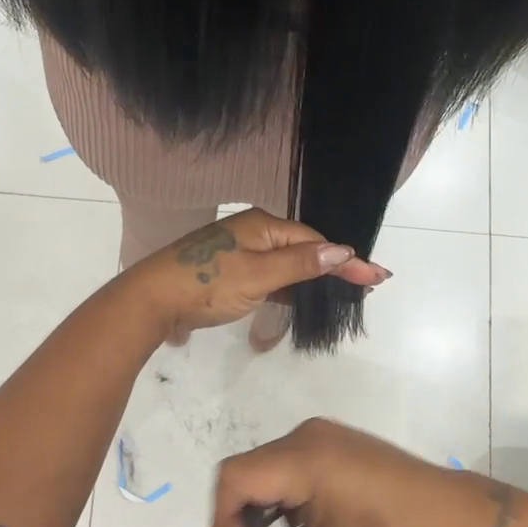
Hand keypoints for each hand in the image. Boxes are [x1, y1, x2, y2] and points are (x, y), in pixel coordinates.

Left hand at [121, 209, 389, 343]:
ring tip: (342, 293)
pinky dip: (289, 287)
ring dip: (313, 277)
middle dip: (334, 266)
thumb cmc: (206, 284)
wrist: (152, 301)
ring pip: (286, 264)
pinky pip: (270, 276)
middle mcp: (253, 233)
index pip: (315, 241)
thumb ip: (300, 264)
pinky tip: (300, 300)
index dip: (346, 260)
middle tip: (367, 285)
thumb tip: (342, 250)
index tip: (375, 277)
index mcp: (263, 225)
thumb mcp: (258, 274)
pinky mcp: (229, 274)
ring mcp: (240, 253)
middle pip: (303, 249)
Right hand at [197, 419, 488, 526]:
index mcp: (301, 459)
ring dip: (256, 504)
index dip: (220, 523)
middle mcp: (303, 436)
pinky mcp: (331, 441)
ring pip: (264, 466)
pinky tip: (284, 524)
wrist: (443, 507)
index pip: (235, 481)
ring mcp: (318, 434)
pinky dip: (277, 492)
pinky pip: (287, 463)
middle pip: (246, 471)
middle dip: (234, 516)